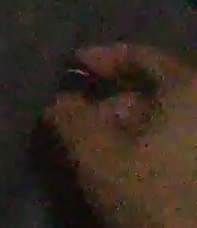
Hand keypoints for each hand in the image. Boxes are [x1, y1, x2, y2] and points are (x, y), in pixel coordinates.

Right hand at [44, 44, 196, 227]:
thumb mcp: (90, 149)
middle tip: (90, 119)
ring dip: (145, 127)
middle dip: (122, 100)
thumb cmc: (152, 191)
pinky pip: (190, 146)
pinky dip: (168, 149)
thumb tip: (62, 98)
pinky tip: (144, 169)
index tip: (74, 67)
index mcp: (192, 95)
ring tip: (114, 149)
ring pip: (182, 122)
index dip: (105, 56)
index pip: (147, 56)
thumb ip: (67, 112)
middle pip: (168, 91)